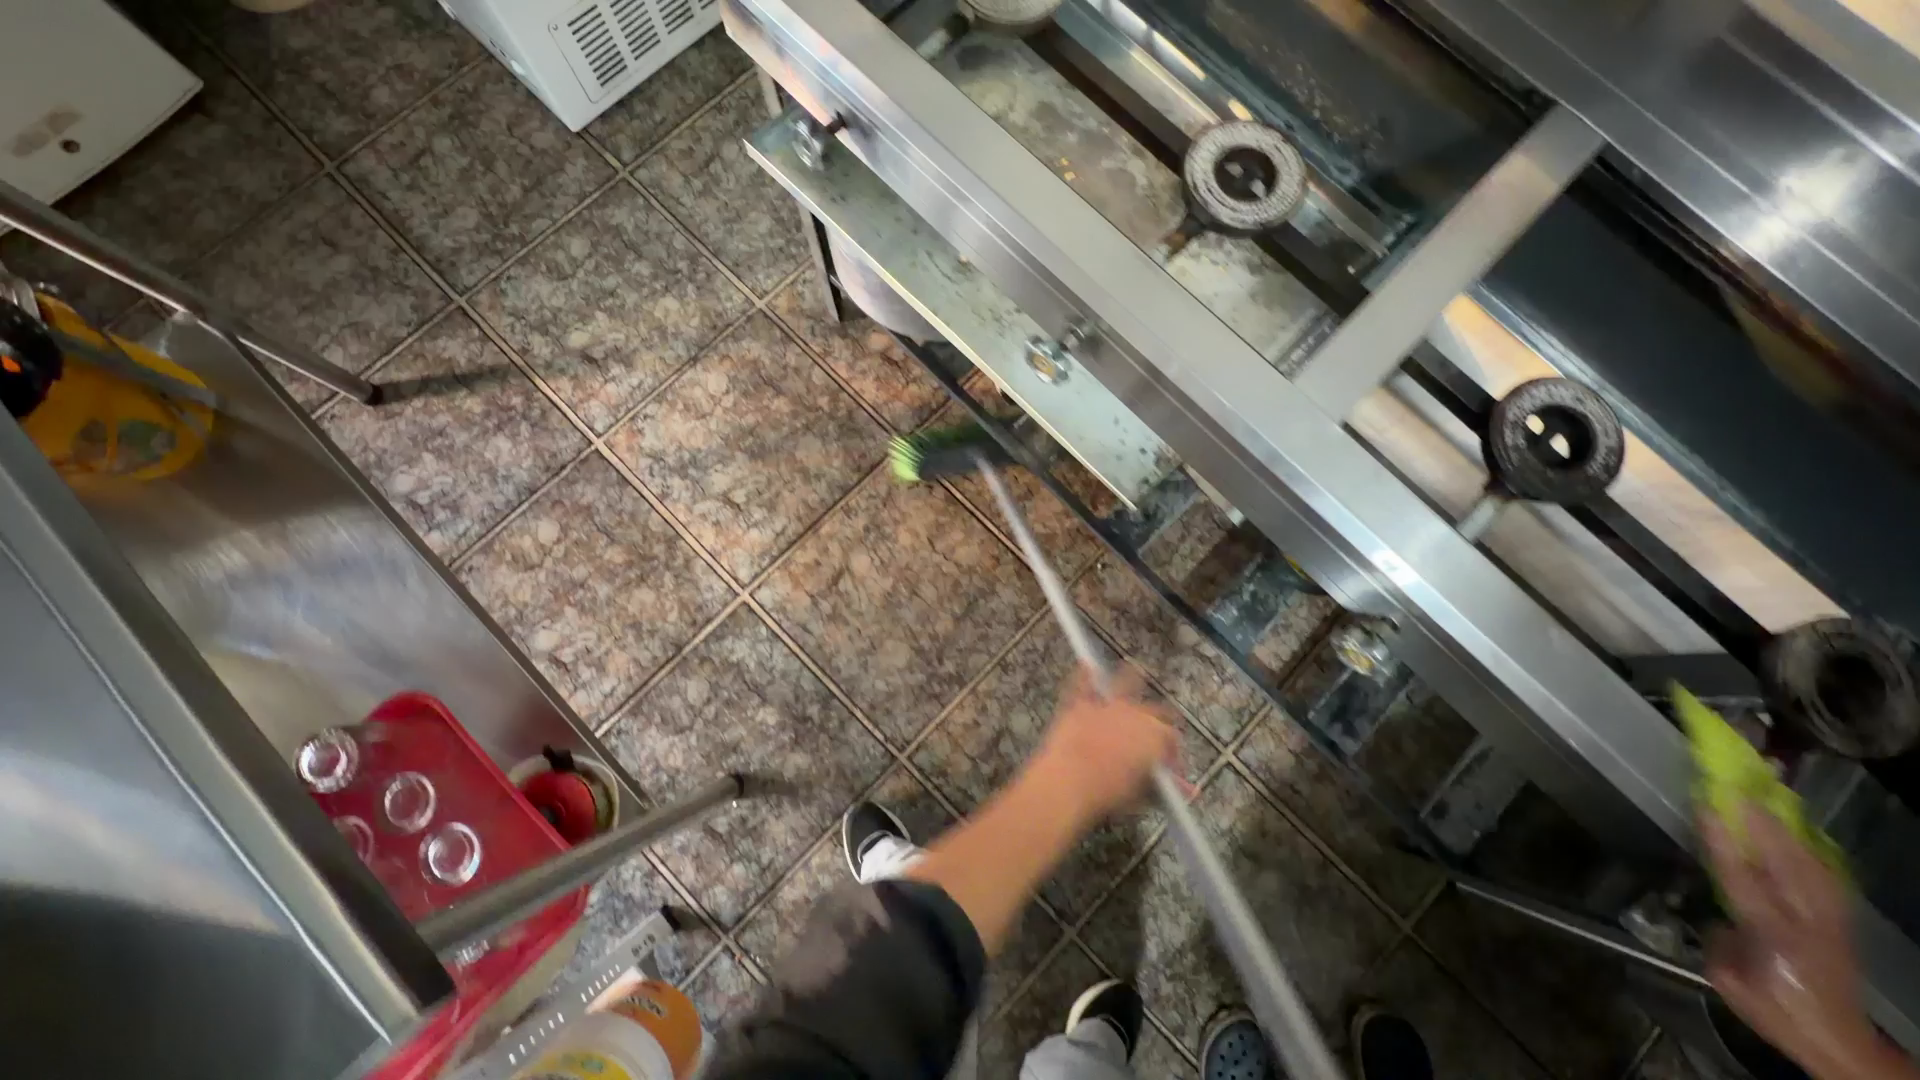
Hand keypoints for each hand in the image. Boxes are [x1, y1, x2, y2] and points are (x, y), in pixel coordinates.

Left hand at [1026, 666, 1181, 827]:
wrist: (1069, 781)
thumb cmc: (1109, 793)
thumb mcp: (1142, 794)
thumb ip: (1164, 786)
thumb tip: (1187, 791)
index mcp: (1155, 736)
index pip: (1171, 738)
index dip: (1171, 752)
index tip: (1167, 765)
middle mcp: (1136, 713)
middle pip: (1154, 711)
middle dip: (1156, 720)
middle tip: (1151, 732)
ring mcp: (1106, 705)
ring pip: (1124, 682)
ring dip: (1130, 676)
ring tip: (1134, 668)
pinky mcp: (1079, 704)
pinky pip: (1083, 683)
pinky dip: (1085, 674)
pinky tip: (1085, 665)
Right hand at [1700, 804, 1885, 1079]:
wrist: (1841, 1043)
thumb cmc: (1774, 1013)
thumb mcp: (1728, 980)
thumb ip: (1723, 939)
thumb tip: (1723, 916)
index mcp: (1773, 937)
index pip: (1743, 877)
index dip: (1724, 839)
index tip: (1707, 804)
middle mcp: (1807, 922)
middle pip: (1787, 863)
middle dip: (1762, 823)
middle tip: (1739, 786)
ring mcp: (1831, 921)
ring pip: (1812, 865)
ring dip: (1788, 830)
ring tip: (1767, 800)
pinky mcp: (1842, 923)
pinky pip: (1825, 877)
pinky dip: (1808, 851)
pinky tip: (1795, 835)